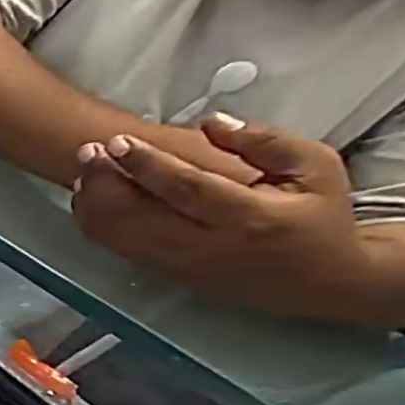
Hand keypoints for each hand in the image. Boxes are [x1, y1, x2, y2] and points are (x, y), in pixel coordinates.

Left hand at [71, 115, 369, 315]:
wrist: (316, 281)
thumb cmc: (318, 217)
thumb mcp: (316, 170)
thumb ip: (267, 142)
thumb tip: (211, 122)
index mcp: (249, 217)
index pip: (185, 188)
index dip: (146, 164)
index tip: (117, 142)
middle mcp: (204, 244)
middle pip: (134, 213)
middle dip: (104, 179)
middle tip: (88, 150)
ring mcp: (175, 262)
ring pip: (114, 233)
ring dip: (91, 199)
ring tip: (87, 167)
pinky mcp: (159, 271)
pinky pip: (112, 244)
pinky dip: (93, 218)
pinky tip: (91, 194)